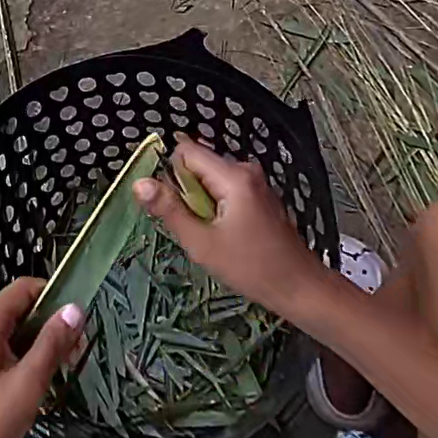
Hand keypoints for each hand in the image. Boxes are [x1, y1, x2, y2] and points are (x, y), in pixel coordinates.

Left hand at [0, 278, 85, 437]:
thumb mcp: (29, 383)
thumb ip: (53, 342)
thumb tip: (74, 308)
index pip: (25, 287)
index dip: (55, 296)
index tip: (79, 322)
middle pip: (18, 307)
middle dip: (49, 324)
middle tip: (75, 353)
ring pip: (10, 329)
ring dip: (37, 343)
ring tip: (59, 371)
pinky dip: (20, 356)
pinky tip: (34, 382)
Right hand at [133, 137, 338, 319]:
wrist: (299, 286)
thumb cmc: (250, 267)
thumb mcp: (201, 242)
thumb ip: (169, 209)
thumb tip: (139, 183)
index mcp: (233, 176)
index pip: (185, 151)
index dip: (170, 175)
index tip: (171, 206)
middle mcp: (245, 170)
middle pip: (198, 164)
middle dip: (185, 192)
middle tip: (193, 227)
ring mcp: (254, 182)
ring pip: (209, 179)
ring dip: (200, 202)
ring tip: (209, 233)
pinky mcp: (258, 195)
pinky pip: (224, 189)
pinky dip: (215, 207)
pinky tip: (224, 233)